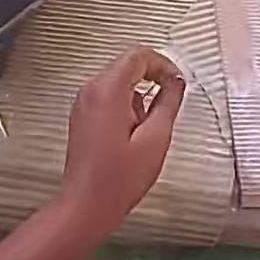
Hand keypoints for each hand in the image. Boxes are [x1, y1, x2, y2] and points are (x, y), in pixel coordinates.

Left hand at [58, 46, 185, 225]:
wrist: (86, 204)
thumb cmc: (118, 179)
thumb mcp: (155, 139)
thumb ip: (168, 103)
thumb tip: (176, 84)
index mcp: (107, 91)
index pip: (138, 55)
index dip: (163, 64)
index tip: (177, 81)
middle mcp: (90, 91)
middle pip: (126, 64)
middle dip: (152, 78)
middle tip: (170, 100)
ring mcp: (83, 104)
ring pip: (118, 81)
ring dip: (139, 94)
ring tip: (149, 127)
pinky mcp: (82, 116)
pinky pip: (108, 97)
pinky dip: (126, 104)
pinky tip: (134, 133)